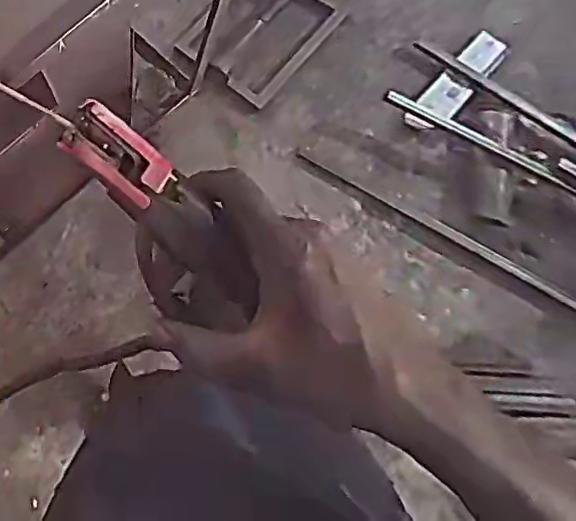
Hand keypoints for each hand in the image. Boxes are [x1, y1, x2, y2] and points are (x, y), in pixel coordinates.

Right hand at [158, 170, 457, 437]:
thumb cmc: (335, 372)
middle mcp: (306, 230)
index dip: (201, 182)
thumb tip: (157, 331)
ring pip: (271, 232)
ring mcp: (330, 243)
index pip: (235, 186)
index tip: (180, 203)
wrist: (417, 392)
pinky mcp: (346, 260)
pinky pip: (295, 246)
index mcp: (283, 244)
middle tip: (203, 276)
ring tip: (242, 303)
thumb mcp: (260, 369)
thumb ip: (199, 350)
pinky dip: (273, 263)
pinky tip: (280, 311)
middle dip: (218, 236)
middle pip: (248, 213)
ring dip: (247, 254)